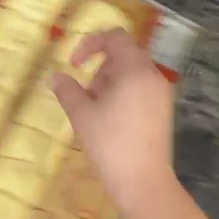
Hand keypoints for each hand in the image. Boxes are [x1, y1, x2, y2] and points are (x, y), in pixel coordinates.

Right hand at [48, 28, 180, 215]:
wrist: (143, 181)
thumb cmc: (110, 144)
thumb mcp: (82, 115)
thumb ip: (67, 90)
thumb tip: (54, 77)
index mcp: (135, 69)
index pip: (115, 37)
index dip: (90, 44)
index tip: (74, 64)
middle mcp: (153, 75)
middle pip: (125, 54)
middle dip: (99, 67)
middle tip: (85, 94)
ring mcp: (162, 93)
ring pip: (132, 73)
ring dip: (110, 81)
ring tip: (95, 109)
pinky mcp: (164, 111)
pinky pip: (141, 89)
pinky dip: (123, 93)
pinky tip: (110, 119)